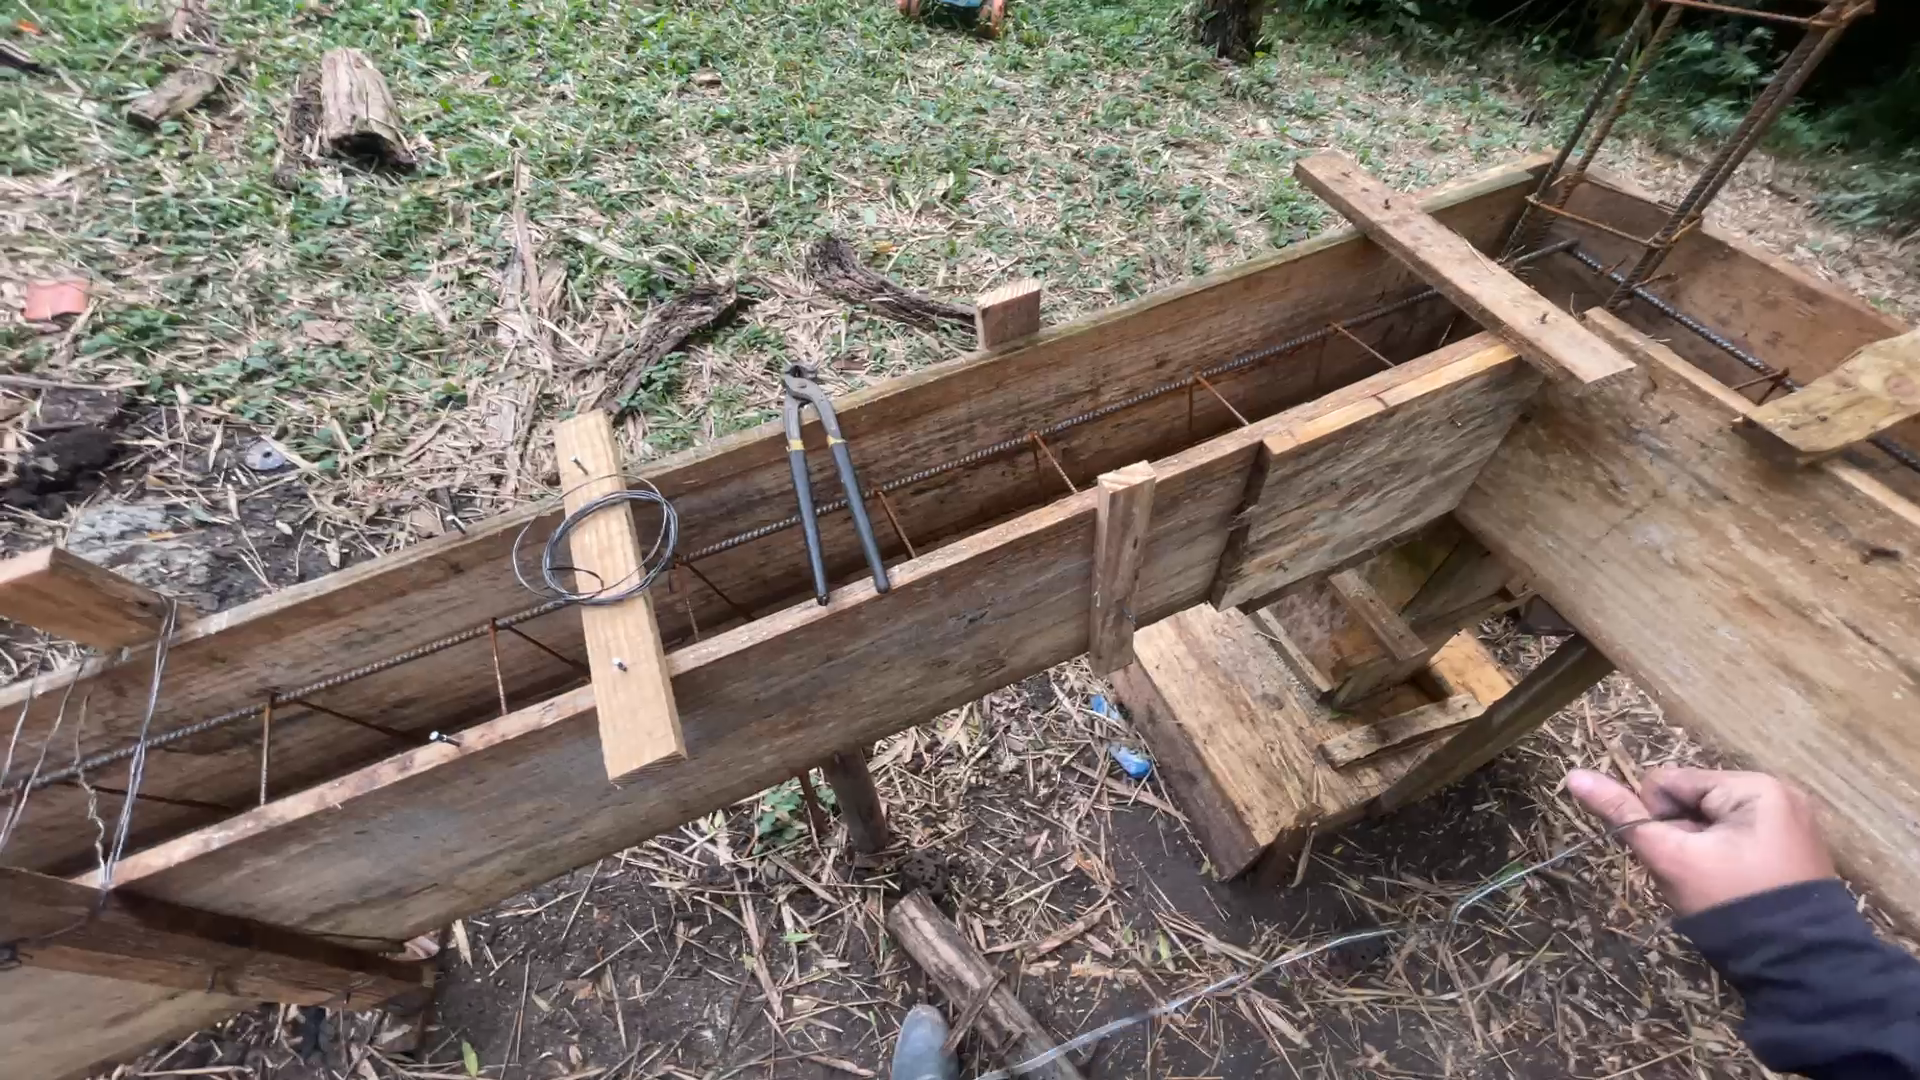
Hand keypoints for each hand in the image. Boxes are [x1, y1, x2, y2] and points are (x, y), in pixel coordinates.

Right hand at [1565, 767, 1835, 916]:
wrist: (1798, 965)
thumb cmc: (1729, 899)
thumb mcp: (1665, 853)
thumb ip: (1619, 810)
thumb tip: (1572, 775)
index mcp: (1753, 787)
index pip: (1664, 782)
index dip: (1658, 818)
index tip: (1682, 853)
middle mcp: (1775, 793)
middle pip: (1683, 796)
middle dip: (1677, 829)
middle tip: (1696, 866)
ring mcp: (1785, 817)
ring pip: (1699, 814)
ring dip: (1692, 841)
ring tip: (1712, 874)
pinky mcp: (1786, 840)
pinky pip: (1725, 828)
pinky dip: (1714, 849)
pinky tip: (1728, 875)